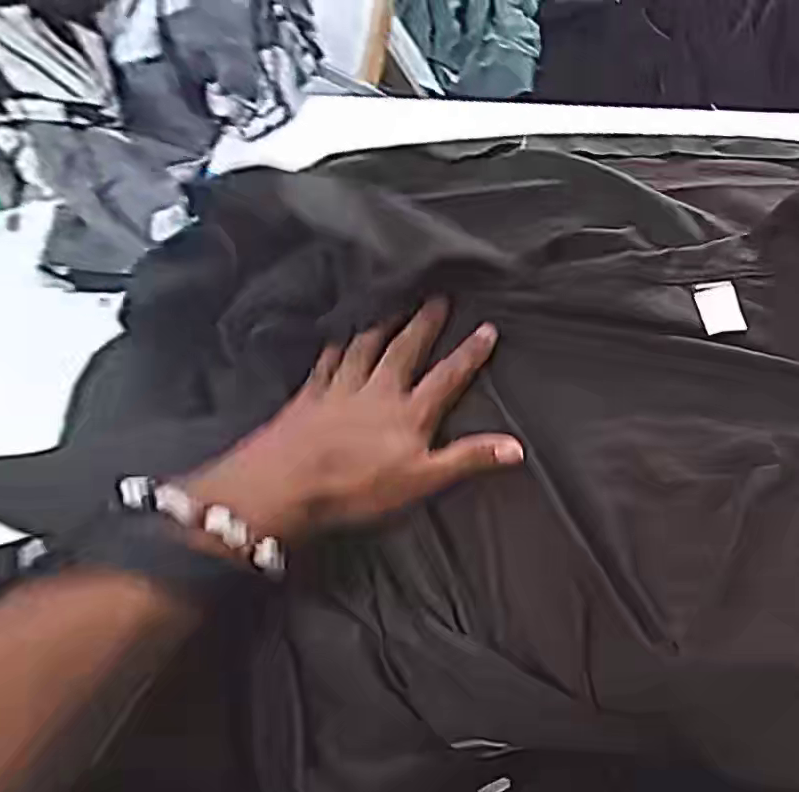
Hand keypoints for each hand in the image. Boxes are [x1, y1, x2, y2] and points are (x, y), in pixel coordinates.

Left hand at [181, 297, 522, 542]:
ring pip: (364, 347)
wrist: (281, 486)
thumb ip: (469, 458)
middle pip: (404, 350)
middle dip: (424, 324)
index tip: (486, 329)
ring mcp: (339, 391)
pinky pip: (326, 362)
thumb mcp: (424, 479)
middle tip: (437, 298)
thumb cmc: (358, 486)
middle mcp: (377, 392)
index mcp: (409, 412)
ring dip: (382, 325)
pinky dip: (336, 345)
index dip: (469, 353)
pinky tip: (337, 337)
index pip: (447, 377)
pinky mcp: (308, 398)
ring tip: (392, 306)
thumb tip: (516, 447)